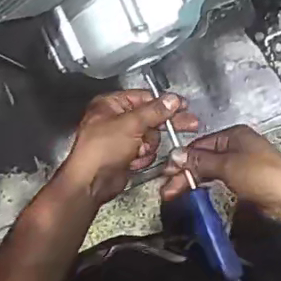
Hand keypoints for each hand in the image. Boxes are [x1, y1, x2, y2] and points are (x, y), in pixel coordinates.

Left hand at [54, 89, 200, 206]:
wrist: (91, 182)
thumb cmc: (101, 150)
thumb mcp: (131, 124)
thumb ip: (154, 111)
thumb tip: (171, 100)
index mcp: (111, 105)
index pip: (144, 97)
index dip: (164, 103)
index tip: (182, 106)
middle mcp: (115, 119)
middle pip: (150, 117)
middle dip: (163, 125)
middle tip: (188, 124)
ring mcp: (121, 138)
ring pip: (151, 137)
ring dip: (148, 146)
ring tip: (138, 151)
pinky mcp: (126, 155)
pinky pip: (145, 152)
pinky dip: (143, 158)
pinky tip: (133, 161)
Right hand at [160, 125, 280, 227]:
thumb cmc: (262, 176)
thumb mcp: (227, 166)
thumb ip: (200, 161)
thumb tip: (175, 155)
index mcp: (235, 134)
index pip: (200, 143)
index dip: (182, 158)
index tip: (166, 174)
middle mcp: (238, 146)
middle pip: (203, 157)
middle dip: (185, 172)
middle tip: (167, 190)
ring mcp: (242, 164)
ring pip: (209, 170)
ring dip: (192, 181)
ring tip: (175, 195)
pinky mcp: (245, 182)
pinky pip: (219, 180)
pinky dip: (205, 186)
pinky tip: (195, 194)